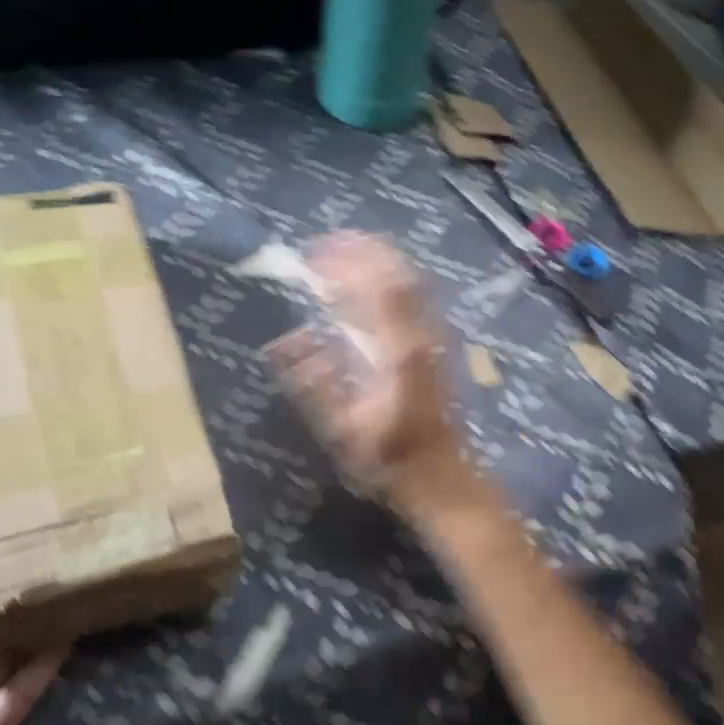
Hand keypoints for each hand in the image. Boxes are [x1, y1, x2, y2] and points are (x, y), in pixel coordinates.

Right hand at [271, 232, 467, 507]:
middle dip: (360, 252)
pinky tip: (366, 290)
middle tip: (323, 249)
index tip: (311, 255)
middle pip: (398, 272)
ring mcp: (436, 337)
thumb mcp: (344, 427)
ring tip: (340, 261)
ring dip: (375, 263)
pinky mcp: (439, 346)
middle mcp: (422, 334)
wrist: (441, 475)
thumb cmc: (390, 457)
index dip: (345, 262)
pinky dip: (388, 282)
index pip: (376, 286)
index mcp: (399, 349)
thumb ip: (314, 383)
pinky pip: (415, 298)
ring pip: (409, 281)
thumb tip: (282, 344)